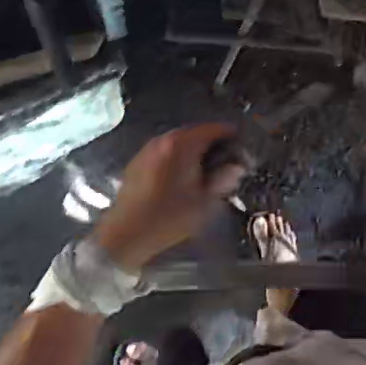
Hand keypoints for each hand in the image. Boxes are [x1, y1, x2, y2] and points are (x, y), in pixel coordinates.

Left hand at [94, 124, 247, 269]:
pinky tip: (182, 176)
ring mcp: (148, 149)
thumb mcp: (205, 202)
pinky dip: (178, 157)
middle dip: (212, 143)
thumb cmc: (168, 218)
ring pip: (179, 142)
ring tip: (206, 168)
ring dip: (194, 151)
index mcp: (182, 145)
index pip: (213, 129)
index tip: (241, 146)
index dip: (230, 135)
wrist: (124, 235)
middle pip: (195, 133)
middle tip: (226, 159)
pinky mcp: (137, 161)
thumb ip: (224, 179)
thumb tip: (237, 167)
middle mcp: (164, 140)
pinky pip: (165, 151)